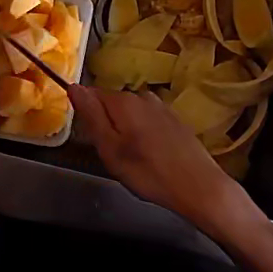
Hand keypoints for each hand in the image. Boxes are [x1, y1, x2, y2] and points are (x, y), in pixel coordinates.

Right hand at [69, 86, 263, 239]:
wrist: (198, 186)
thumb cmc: (148, 172)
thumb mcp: (110, 149)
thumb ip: (91, 116)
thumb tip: (74, 86)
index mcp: (123, 101)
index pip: (91, 94)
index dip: (86, 116)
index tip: (91, 139)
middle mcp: (143, 96)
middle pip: (111, 104)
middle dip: (106, 124)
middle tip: (111, 155)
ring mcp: (161, 106)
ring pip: (130, 113)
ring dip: (125, 130)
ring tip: (131, 159)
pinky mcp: (174, 119)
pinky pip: (147, 120)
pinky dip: (142, 134)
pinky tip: (149, 156)